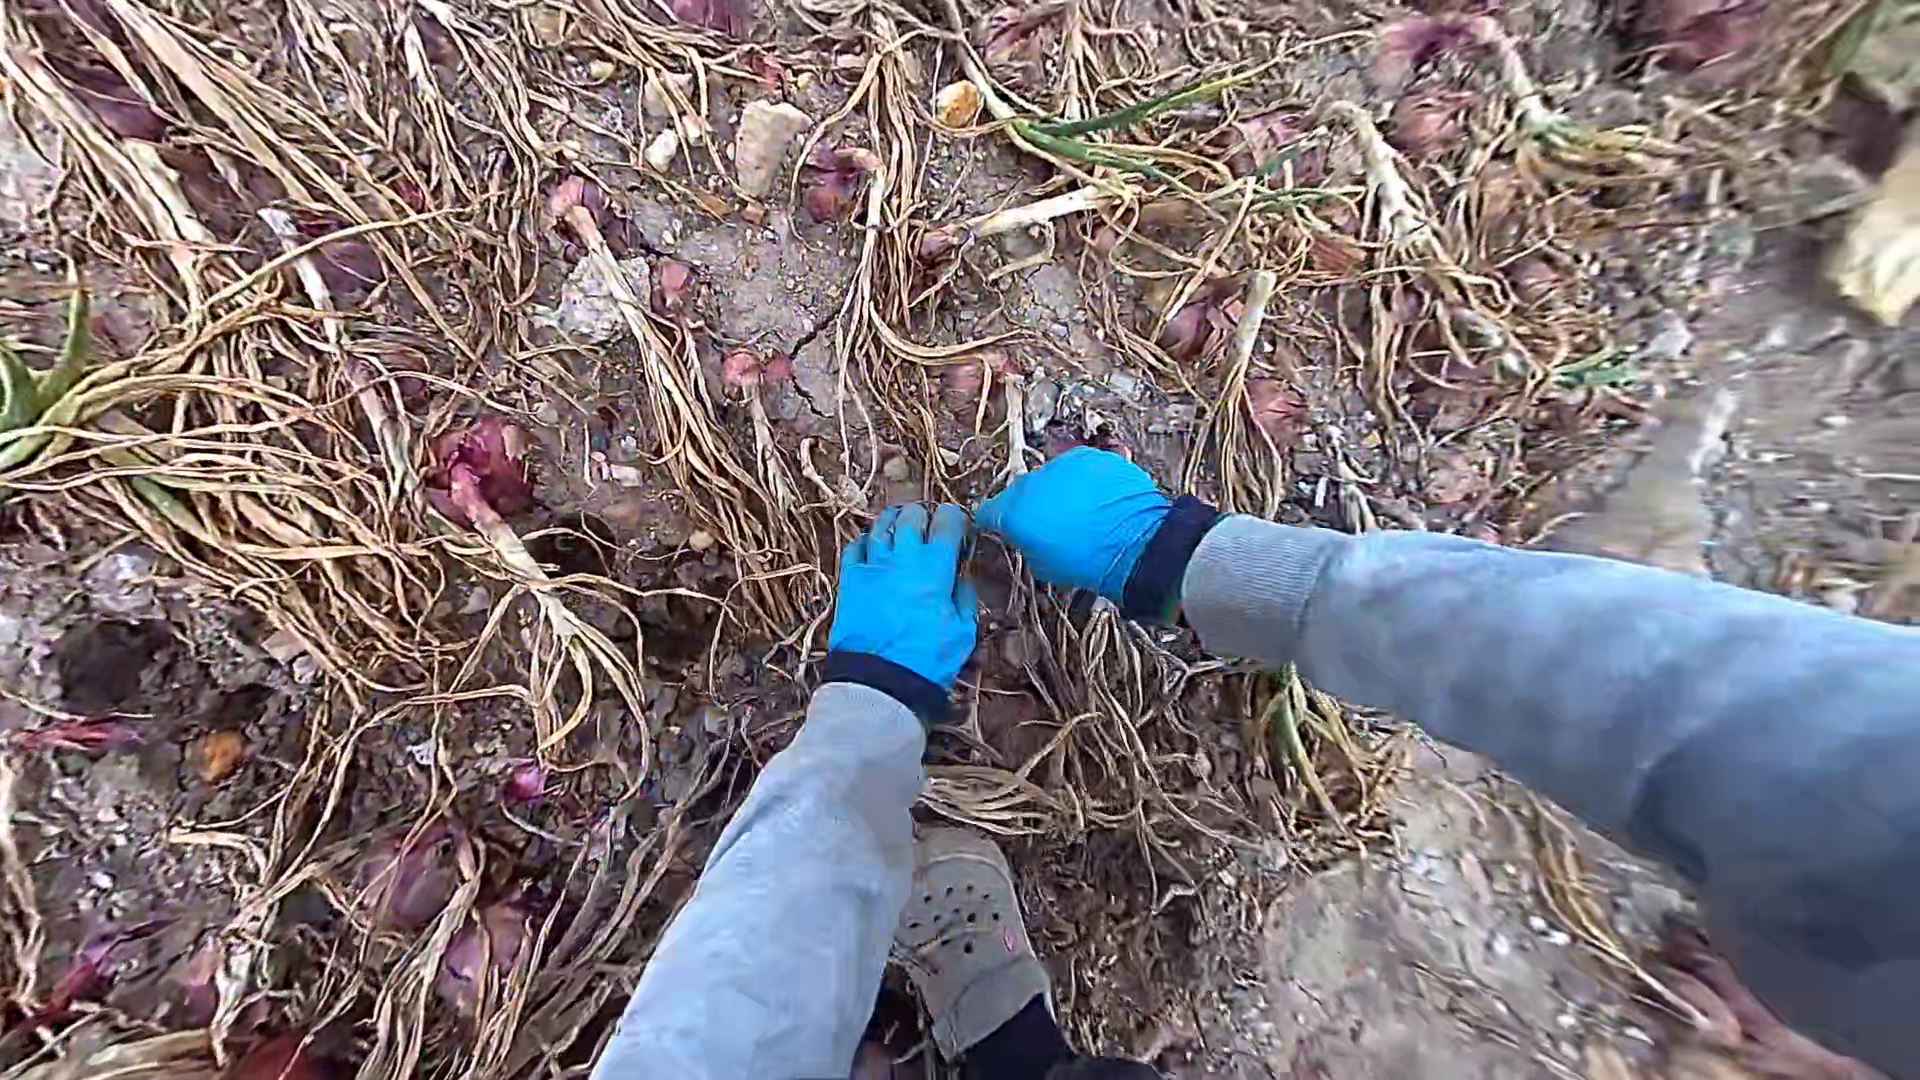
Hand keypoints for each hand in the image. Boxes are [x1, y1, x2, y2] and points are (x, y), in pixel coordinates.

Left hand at [830, 503, 977, 688]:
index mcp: (935, 567)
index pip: (946, 521)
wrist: (880, 681)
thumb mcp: (962, 632)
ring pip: (880, 525)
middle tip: (928, 525)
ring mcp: (873, 566)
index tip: (957, 526)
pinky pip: (855, 547)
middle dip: (923, 515)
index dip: (955, 518)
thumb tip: (961, 578)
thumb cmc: (926, 660)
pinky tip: (872, 547)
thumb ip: (964, 598)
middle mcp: (902, 558)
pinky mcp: (850, 580)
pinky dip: (865, 542)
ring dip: (894, 521)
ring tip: (900, 526)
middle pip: (911, 515)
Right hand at [975, 447, 1168, 601]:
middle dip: (1030, 504)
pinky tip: (1095, 499)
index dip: (994, 520)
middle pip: (1020, 491)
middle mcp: (1031, 483)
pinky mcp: (1088, 456)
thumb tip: (1025, 534)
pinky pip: (1078, 468)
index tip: (1001, 525)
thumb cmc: (1088, 561)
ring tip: (1078, 511)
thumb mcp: (1042, 566)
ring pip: (1049, 476)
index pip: (988, 511)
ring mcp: (1060, 466)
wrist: (1134, 543)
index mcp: (1013, 512)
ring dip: (1057, 490)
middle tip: (1049, 522)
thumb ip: (1024, 542)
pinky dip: (1082, 480)